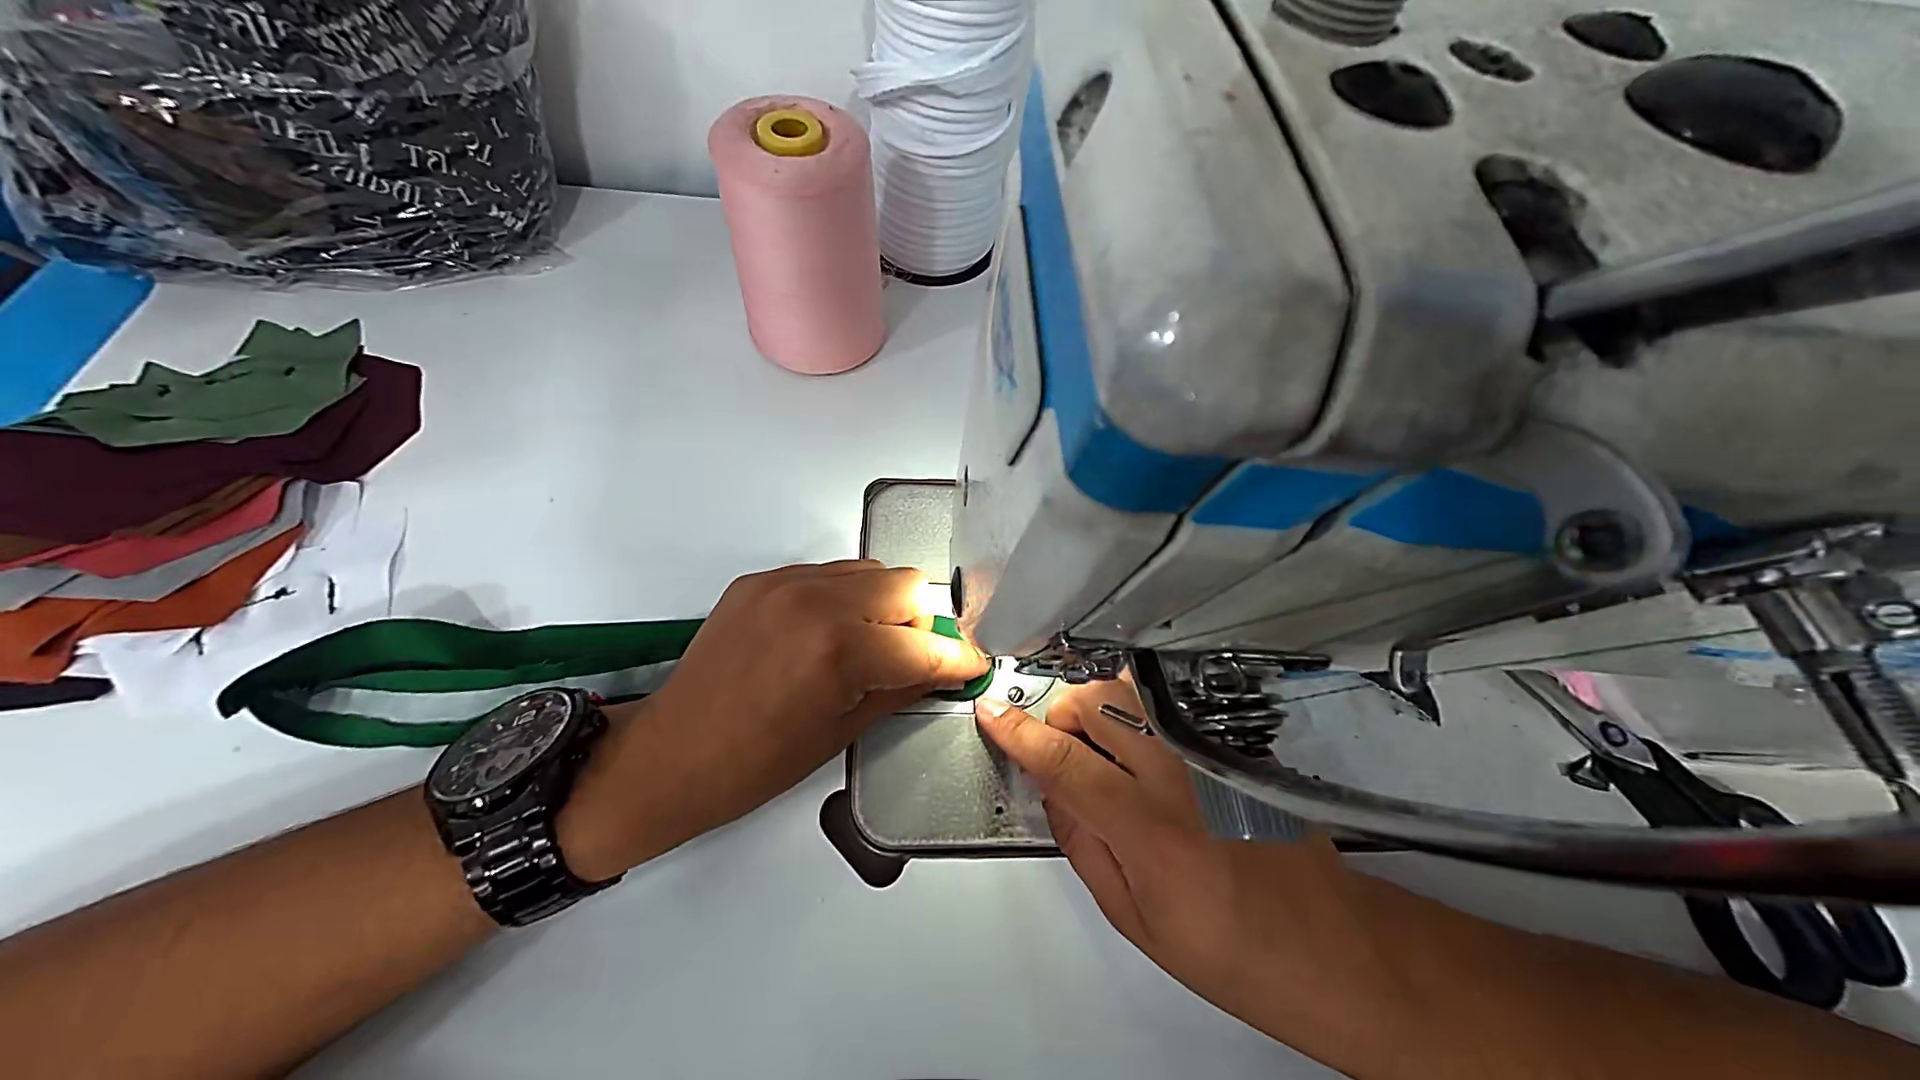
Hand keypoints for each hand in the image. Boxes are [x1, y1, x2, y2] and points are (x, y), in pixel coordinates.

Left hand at [560, 561, 988, 878]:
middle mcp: (814, 601)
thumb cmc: (752, 763)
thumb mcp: (842, 732)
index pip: (926, 642)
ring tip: (867, 645)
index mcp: (839, 650)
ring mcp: (783, 583)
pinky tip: (826, 634)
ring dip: (883, 603)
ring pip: (868, 570)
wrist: (669, 755)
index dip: (958, 657)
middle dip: (921, 621)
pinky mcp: (760, 580)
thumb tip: (942, 669)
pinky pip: (826, 573)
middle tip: (913, 656)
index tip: (969, 663)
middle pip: (907, 583)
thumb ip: (902, 688)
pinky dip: (842, 598)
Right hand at [974, 680, 1410, 1052]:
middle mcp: (1181, 778)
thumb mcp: (1135, 918)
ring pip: (1130, 693)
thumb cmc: (1237, 951)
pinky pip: (1164, 710)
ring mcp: (1211, 756)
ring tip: (1100, 757)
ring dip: (1097, 712)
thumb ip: (1084, 843)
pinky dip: (1135, 719)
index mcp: (1149, 831)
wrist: (1331, 946)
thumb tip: (1053, 792)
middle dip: (1060, 716)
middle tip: (1059, 754)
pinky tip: (1142, 762)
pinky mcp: (1230, 748)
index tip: (992, 714)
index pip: (1063, 760)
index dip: (1018, 733)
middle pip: (1095, 703)